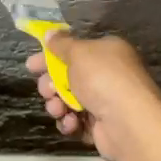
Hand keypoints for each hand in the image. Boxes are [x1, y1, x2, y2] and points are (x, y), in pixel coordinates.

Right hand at [27, 32, 160, 160]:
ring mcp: (107, 102)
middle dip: (51, 85)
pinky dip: (70, 123)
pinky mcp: (104, 127)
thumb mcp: (78, 53)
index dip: (50, 57)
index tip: (31, 66)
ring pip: (70, 101)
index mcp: (107, 52)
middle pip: (68, 77)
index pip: (73, 51)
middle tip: (46, 91)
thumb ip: (61, 44)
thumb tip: (50, 33)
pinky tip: (71, 123)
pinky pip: (78, 122)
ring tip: (58, 109)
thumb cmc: (103, 79)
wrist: (129, 124)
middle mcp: (108, 75)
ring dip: (58, 105)